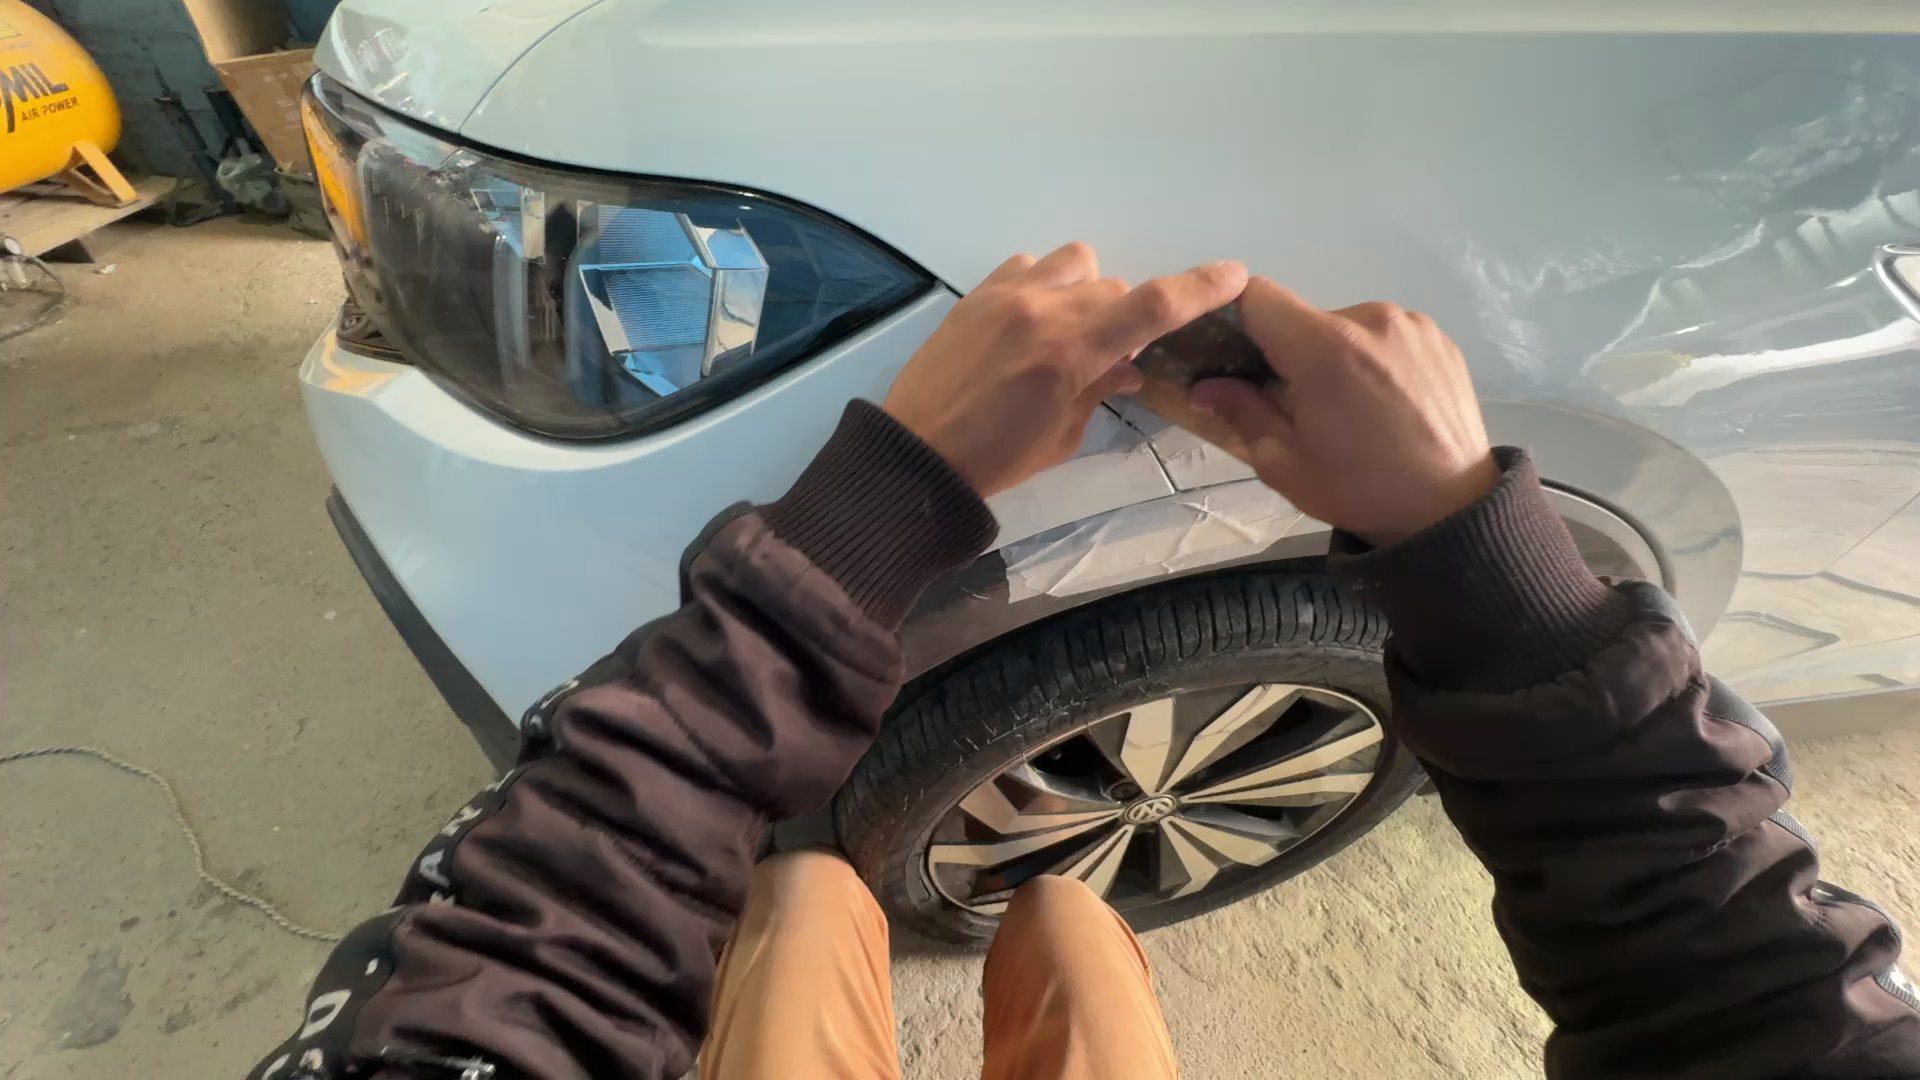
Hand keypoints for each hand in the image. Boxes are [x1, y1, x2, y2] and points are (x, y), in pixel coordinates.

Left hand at [885, 244, 1247, 497]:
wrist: (917, 454)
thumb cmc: (996, 460)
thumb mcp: (1061, 438)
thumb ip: (1101, 390)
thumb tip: (1131, 364)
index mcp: (1072, 353)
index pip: (1152, 307)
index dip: (1199, 288)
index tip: (1232, 275)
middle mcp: (1044, 309)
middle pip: (1115, 288)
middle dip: (1124, 320)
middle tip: (1106, 357)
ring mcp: (1006, 295)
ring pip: (1075, 263)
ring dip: (1086, 291)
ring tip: (1066, 329)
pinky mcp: (976, 295)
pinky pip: (1027, 265)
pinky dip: (1042, 285)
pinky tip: (1027, 319)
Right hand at [1188, 279, 1497, 545]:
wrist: (1450, 508)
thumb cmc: (1355, 488)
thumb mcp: (1280, 461)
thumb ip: (1239, 411)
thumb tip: (1202, 386)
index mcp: (1323, 348)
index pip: (1257, 296)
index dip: (1233, 317)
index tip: (1228, 352)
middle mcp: (1368, 318)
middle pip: (1300, 316)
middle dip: (1284, 351)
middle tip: (1290, 402)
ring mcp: (1409, 324)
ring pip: (1341, 325)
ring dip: (1329, 355)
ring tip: (1342, 406)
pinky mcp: (1437, 337)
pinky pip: (1380, 335)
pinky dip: (1366, 358)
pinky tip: (1378, 401)